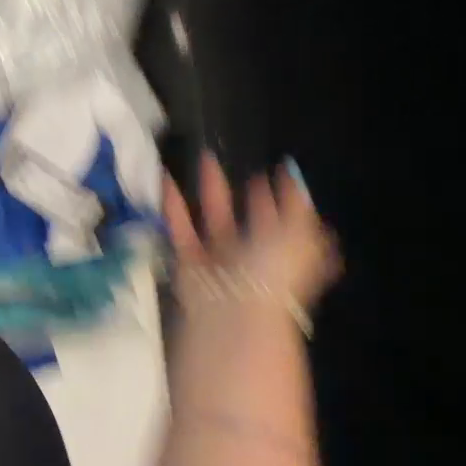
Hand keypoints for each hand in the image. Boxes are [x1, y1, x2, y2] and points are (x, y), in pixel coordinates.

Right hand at [164, 152, 341, 308]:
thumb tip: (292, 175)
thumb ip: (295, 204)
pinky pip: (180, 226)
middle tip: (240, 163)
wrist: (232, 305)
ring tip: (203, 160)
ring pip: (214, 218)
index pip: (288, 217)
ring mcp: (221, 255)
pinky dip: (172, 205)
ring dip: (208, 190)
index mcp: (288, 248)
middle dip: (246, 192)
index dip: (283, 194)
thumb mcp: (298, 235)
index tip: (276, 167)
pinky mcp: (189, 258)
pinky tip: (167, 180)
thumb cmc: (272, 269)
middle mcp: (257, 252)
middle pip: (251, 217)